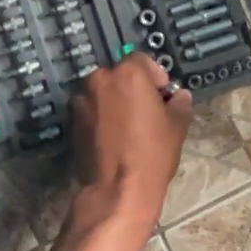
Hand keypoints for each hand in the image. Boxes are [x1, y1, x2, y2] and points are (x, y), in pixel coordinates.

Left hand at [68, 55, 192, 233]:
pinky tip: (114, 138)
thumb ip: (179, 103)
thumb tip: (178, 96)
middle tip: (146, 112)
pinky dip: (101, 116)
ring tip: (129, 127)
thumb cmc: (152, 153)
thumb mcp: (177, 126)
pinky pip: (91, 110)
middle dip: (133, 88)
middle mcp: (99, 79)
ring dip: (115, 102)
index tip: (163, 97)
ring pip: (103, 93)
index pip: (142, 61)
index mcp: (127, 73)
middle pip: (119, 75)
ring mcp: (81, 100)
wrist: (117, 190)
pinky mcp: (71, 121)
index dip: (155, 77)